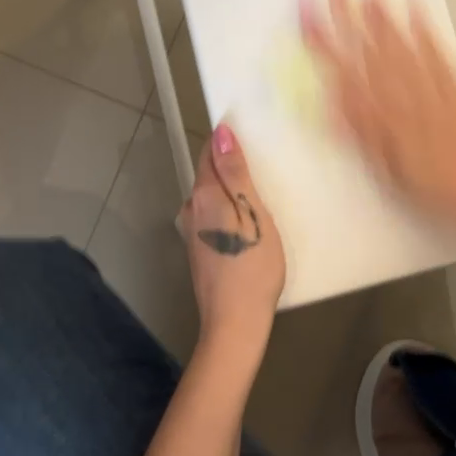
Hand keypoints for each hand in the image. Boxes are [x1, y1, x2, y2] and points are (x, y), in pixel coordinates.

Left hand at [181, 123, 284, 351]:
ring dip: (231, 194)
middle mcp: (191, 209)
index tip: (250, 134)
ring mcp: (192, 232)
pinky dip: (229, 215)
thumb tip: (221, 133)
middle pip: (210, 176)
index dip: (226, 141)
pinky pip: (214, 219)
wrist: (235, 322)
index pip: (209, 153)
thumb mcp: (253, 213)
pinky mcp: (199, 251)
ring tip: (262, 197)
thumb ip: (235, 173)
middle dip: (231, 168)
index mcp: (203, 195)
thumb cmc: (251, 264)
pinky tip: (248, 226)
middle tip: (265, 166)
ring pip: (212, 200)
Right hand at [300, 0, 455, 224]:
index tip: (304, 0)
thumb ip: (358, 132)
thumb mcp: (386, 169)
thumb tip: (324, 99)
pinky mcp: (454, 82)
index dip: (320, 30)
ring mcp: (429, 83)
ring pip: (397, 38)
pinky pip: (434, 46)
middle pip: (366, 41)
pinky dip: (421, 20)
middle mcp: (400, 91)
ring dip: (379, 3)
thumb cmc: (432, 188)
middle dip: (346, 3)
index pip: (339, 64)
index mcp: (377, 114)